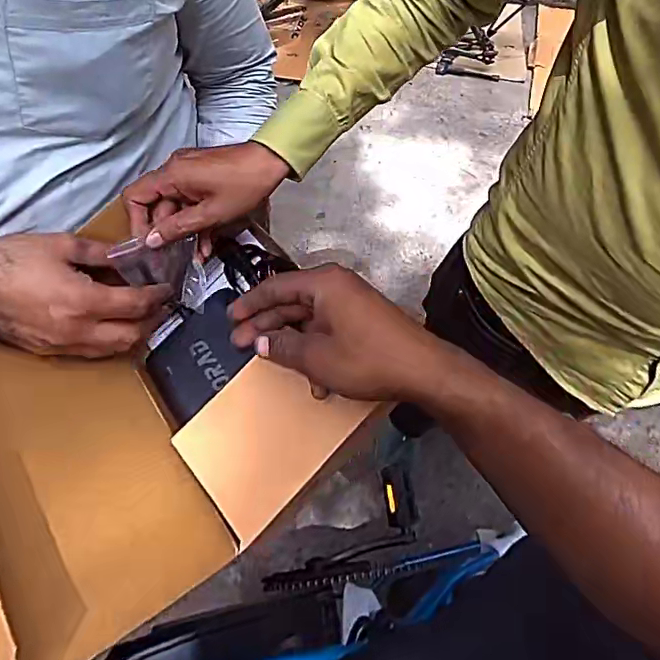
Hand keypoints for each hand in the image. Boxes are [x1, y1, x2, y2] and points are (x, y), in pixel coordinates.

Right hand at [0, 233, 174, 358]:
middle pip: (130, 336)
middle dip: (151, 321)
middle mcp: (75, 332)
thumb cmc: (11, 261)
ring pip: (110, 350)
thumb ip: (99, 252)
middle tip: (159, 303)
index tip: (166, 287)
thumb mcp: (60, 245)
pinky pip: (89, 352)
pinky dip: (108, 341)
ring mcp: (60, 346)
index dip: (156, 296)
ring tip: (140, 315)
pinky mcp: (46, 351)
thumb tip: (125, 254)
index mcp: (82, 302)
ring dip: (132, 335)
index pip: (134, 306)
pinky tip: (107, 324)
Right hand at [125, 142, 291, 249]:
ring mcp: (188, 172)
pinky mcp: (200, 176)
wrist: (271, 161)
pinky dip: (194, 219)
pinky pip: (188, 200)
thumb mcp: (211, 214)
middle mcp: (174, 169)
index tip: (148, 243)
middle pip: (155, 204)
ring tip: (197, 254)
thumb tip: (151, 240)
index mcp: (172, 174)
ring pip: (174, 206)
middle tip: (172, 255)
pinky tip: (206, 243)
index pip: (134, 196)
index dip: (136, 222)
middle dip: (165, 232)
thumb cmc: (244, 183)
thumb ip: (178, 228)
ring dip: (183, 230)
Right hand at [228, 263, 455, 403]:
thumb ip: (283, 347)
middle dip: (266, 325)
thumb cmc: (374, 358)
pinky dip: (314, 347)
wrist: (425, 372)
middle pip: (289, 302)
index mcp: (323, 283)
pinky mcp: (361, 318)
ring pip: (307, 317)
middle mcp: (335, 285)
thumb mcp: (317, 358)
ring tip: (272, 359)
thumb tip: (262, 343)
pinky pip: (326, 327)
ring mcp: (350, 301)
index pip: (274, 287)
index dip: (250, 304)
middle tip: (243, 340)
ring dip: (290, 341)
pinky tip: (313, 376)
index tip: (233, 316)